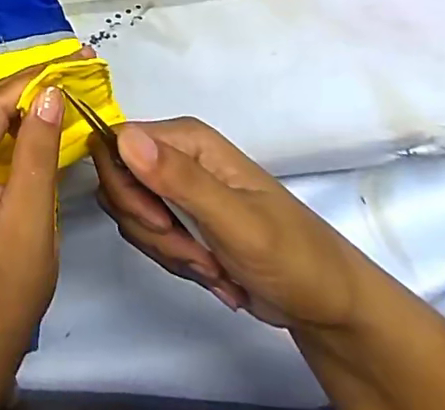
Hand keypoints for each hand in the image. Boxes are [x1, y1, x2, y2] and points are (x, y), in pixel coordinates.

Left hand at [0, 57, 79, 409]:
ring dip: (33, 96)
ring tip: (74, 75)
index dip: (37, 78)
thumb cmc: (6, 284)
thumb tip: (52, 92)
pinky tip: (52, 108)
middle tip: (82, 61)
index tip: (78, 58)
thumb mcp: (30, 218)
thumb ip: (38, 152)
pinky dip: (25, 119)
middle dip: (37, 81)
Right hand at [90, 117, 372, 330]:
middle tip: (195, 252)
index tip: (159, 224)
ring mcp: (175, 186)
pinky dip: (171, 259)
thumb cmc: (295, 258)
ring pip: (128, 211)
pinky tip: (211, 270)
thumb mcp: (238, 221)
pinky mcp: (176, 216)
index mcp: (187, 140)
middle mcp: (175, 155)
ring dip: (164, 249)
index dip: (124, 186)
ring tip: (212, 266)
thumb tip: (124, 138)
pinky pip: (144, 233)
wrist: (330, 306)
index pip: (114, 143)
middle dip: (149, 227)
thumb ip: (179, 179)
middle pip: (117, 180)